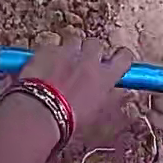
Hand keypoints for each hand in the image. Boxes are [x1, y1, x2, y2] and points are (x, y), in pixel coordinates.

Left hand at [13, 32, 135, 136]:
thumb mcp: (96, 115)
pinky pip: (51, 46)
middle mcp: (87, 60)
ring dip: (69, 51)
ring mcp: (66, 52)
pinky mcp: (45, 50)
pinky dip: (49, 55)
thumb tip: (113, 90)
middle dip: (89, 51)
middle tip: (82, 64)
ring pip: (72, 41)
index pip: (123, 57)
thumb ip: (107, 97)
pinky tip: (43, 69)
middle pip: (95, 43)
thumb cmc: (68, 121)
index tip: (115, 60)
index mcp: (104, 77)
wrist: (38, 113)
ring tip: (60, 67)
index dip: (120, 57)